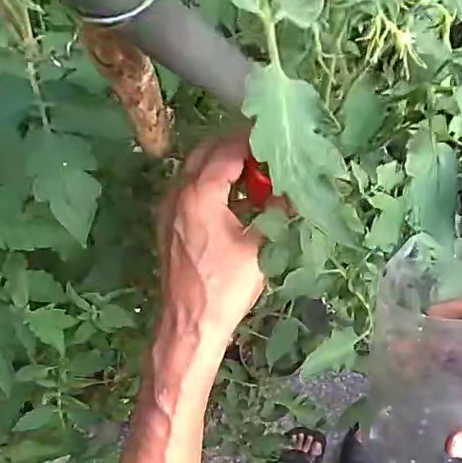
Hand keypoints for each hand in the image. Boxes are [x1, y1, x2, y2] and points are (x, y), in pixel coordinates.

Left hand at [156, 134, 264, 352]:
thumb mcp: (259, 248)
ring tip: (254, 172)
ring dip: (221, 164)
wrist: (189, 323)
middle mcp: (178, 193)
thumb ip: (276, 212)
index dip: (253, 141)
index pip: (227, 150)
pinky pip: (188, 188)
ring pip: (193, 169)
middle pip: (205, 152)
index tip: (275, 140)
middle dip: (235, 147)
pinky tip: (233, 198)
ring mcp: (168, 208)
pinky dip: (209, 183)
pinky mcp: (167, 224)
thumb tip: (294, 191)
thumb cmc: (225, 287)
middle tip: (266, 152)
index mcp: (200, 193)